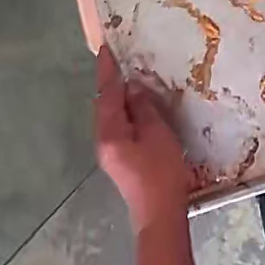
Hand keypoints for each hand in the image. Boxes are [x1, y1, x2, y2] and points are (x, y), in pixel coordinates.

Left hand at [94, 47, 191, 233]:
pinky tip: (137, 107)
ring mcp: (111, 152)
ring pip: (112, 116)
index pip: (106, 94)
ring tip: (130, 78)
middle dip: (111, 83)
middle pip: (104, 105)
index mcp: (110, 132)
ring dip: (119, 97)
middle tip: (119, 60)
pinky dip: (125, 111)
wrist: (159, 214)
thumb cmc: (160, 173)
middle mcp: (104, 141)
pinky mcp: (121, 159)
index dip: (107, 71)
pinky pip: (119, 126)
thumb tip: (133, 88)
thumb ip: (143, 109)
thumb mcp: (156, 134)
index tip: (105, 50)